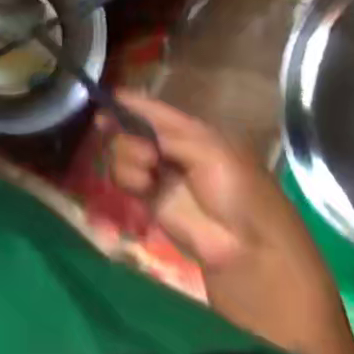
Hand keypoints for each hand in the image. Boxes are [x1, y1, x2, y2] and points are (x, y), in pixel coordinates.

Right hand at [105, 93, 349, 353]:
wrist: (248, 252)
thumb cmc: (240, 194)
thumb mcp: (210, 149)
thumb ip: (166, 128)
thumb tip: (123, 104)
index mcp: (198, 134)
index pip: (156, 111)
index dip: (131, 104)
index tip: (106, 101)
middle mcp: (175, 151)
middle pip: (133, 129)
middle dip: (129, 133)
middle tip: (143, 151)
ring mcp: (162, 177)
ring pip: (124, 153)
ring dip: (128, 157)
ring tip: (147, 172)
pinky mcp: (149, 202)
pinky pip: (125, 178)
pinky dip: (126, 176)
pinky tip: (141, 184)